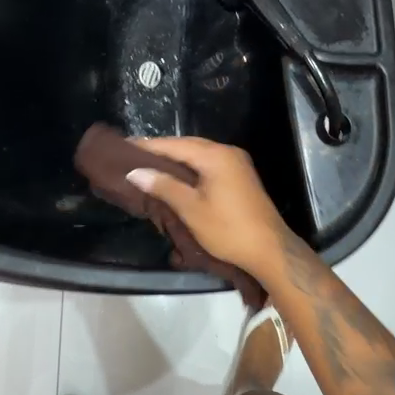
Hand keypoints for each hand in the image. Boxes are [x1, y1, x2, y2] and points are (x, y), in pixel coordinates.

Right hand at [125, 137, 297, 281]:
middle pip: (189, 146)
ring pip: (199, 154)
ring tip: (149, 165)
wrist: (269, 249)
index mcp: (216, 156)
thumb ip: (164, 186)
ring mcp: (237, 164)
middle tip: (134, 156)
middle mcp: (228, 152)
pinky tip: (176, 177)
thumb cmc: (228, 229)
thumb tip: (135, 172)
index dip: (149, 145)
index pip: (176, 144)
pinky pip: (209, 164)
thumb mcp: (191, 209)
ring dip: (176, 159)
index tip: (125, 146)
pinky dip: (190, 167)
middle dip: (162, 150)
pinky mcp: (240, 176)